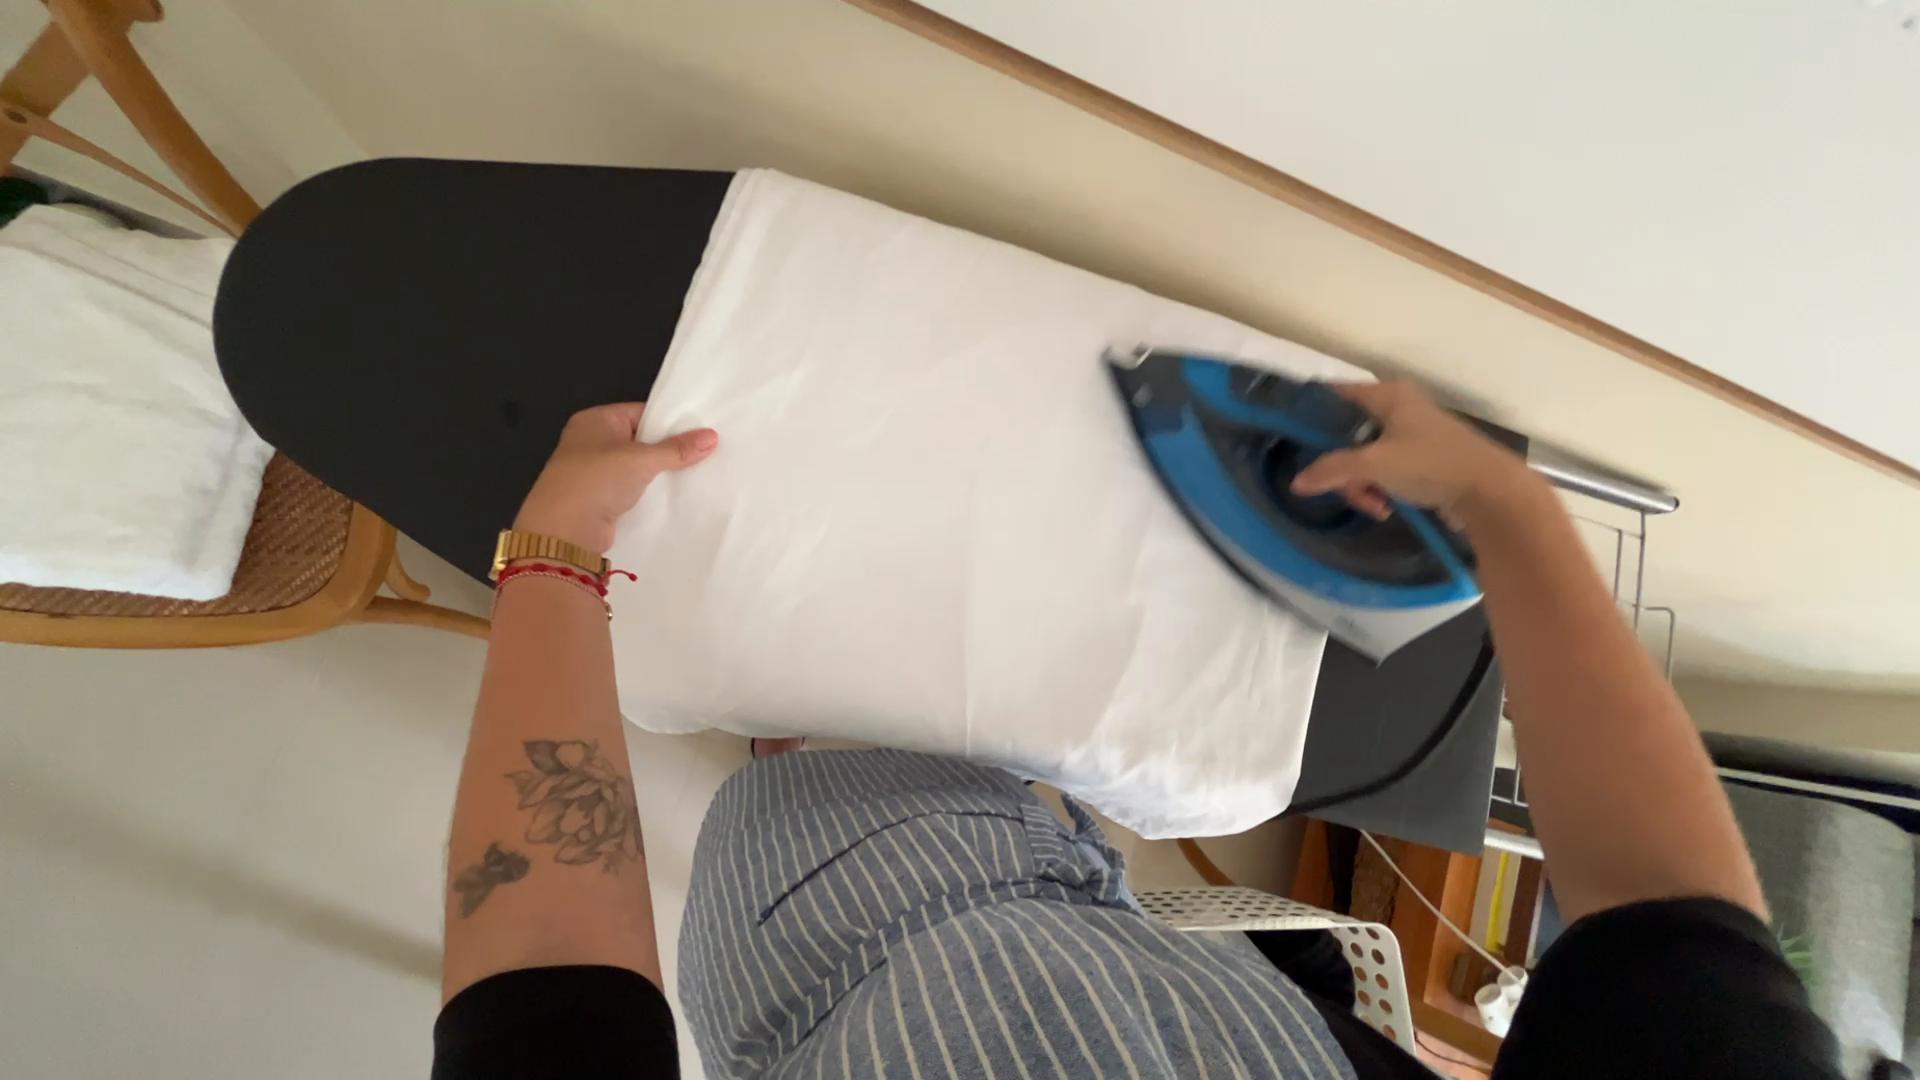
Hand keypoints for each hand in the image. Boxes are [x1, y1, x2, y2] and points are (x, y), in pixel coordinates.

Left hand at [513, 403, 717, 553]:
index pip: (641, 412)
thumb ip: (677, 449)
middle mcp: (593, 441)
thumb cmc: (597, 479)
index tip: (702, 429)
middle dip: (670, 447)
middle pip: (641, 439)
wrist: (565, 529)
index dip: (670, 420)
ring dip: (662, 471)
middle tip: (707, 450)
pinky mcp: (601, 496)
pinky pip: (634, 487)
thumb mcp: (642, 459)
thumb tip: (712, 436)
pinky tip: (677, 493)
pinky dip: (652, 490)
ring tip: (699, 471)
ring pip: (639, 465)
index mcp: (596, 420)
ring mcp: (595, 470)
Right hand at [1289, 380, 1527, 521]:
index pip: (1334, 394)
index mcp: (1387, 395)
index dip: (1309, 413)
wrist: (1492, 493)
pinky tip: (1386, 507)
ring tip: (1374, 504)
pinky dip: (1379, 488)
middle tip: (1346, 490)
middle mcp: (1398, 408)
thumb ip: (1331, 470)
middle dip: (1341, 467)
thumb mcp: (1373, 465)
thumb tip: (1297, 482)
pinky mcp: (1421, 458)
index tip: (1291, 437)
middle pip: (1345, 434)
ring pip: (1362, 457)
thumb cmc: (1431, 464)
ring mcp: (1410, 434)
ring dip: (1361, 484)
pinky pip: (1383, 470)